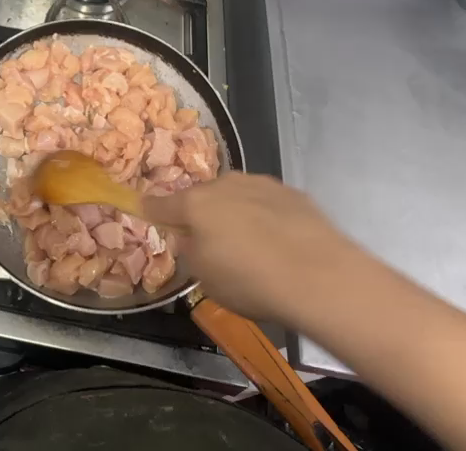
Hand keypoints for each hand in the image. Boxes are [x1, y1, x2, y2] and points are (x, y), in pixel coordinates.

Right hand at [145, 172, 365, 322]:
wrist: (322, 276)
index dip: (151, 209)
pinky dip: (267, 217)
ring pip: (237, 197)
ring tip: (253, 246)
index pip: (161, 204)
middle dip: (203, 215)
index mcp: (195, 204)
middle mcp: (224, 184)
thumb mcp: (206, 279)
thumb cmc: (252, 280)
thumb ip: (191, 252)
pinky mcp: (293, 193)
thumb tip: (191, 238)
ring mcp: (260, 184)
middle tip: (213, 243)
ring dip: (236, 214)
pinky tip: (281, 243)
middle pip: (203, 198)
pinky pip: (267, 204)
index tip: (144, 209)